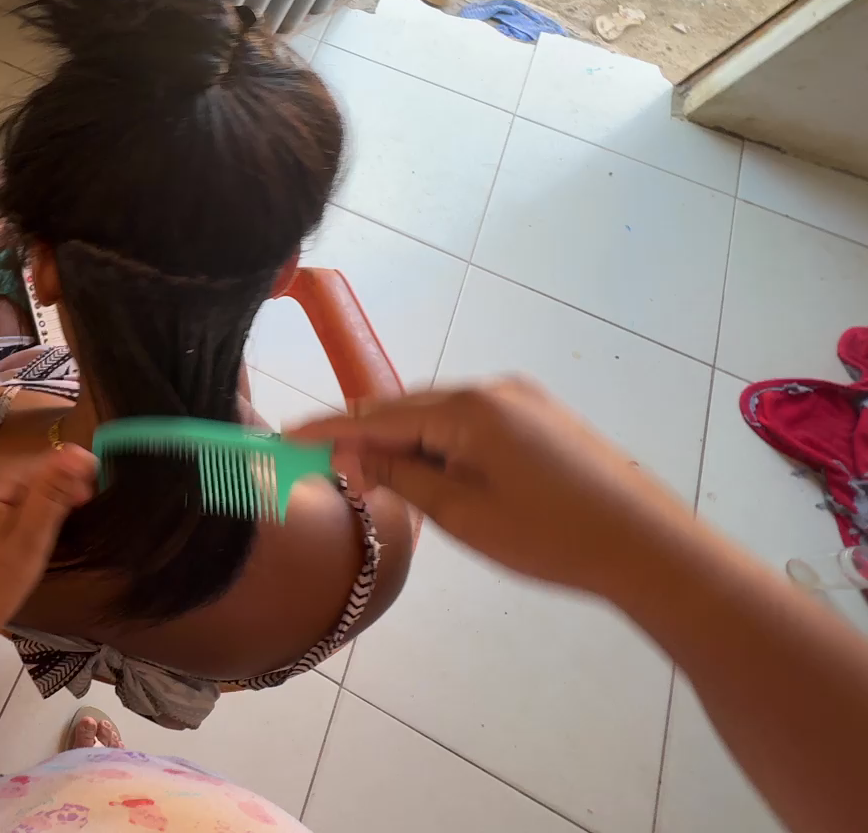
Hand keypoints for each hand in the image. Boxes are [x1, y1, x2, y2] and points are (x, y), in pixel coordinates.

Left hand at [0, 447, 96, 636]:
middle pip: (15, 468)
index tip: (88, 494)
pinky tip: (21, 521)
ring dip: (28, 492)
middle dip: (46, 484)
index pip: (30, 462)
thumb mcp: (30, 540)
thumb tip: (75, 451)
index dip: (63, 474)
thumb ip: (52, 493)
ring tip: (52, 517)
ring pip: (2, 478)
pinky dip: (7, 500)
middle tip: (77, 506)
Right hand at [291, 377, 695, 598]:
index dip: (327, 428)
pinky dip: (438, 442)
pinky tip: (434, 470)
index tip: (285, 435)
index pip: (375, 414)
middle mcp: (492, 389)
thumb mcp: (457, 511)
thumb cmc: (549, 537)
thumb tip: (346, 455)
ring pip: (435, 415)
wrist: (661, 556)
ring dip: (404, 441)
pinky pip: (467, 421)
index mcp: (467, 407)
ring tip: (382, 476)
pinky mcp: (541, 418)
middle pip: (404, 408)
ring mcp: (521, 400)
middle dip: (366, 437)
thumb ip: (393, 475)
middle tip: (333, 469)